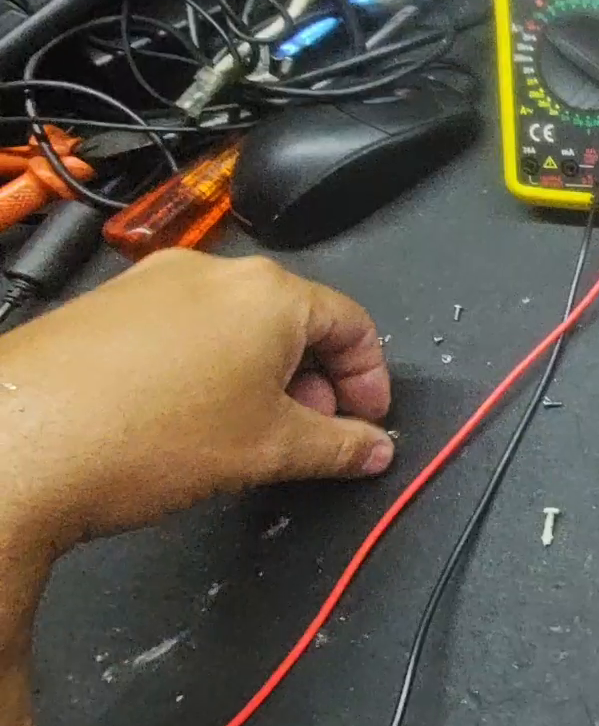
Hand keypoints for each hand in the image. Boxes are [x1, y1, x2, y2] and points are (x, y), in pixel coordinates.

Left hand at [0, 250, 393, 559]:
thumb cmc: (151, 438)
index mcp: (269, 293)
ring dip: (266, 376)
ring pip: (241, 327)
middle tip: (315, 430)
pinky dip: (210, 368)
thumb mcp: (276, 450)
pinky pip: (184, 330)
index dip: (371, 381)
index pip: (356, 328)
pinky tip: (192, 417)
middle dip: (318, 381)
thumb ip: (345, 446)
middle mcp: (212, 274)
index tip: (368, 421)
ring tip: (252, 429)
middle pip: (299, 324)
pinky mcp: (97, 309)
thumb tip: (375, 451)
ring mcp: (146, 285)